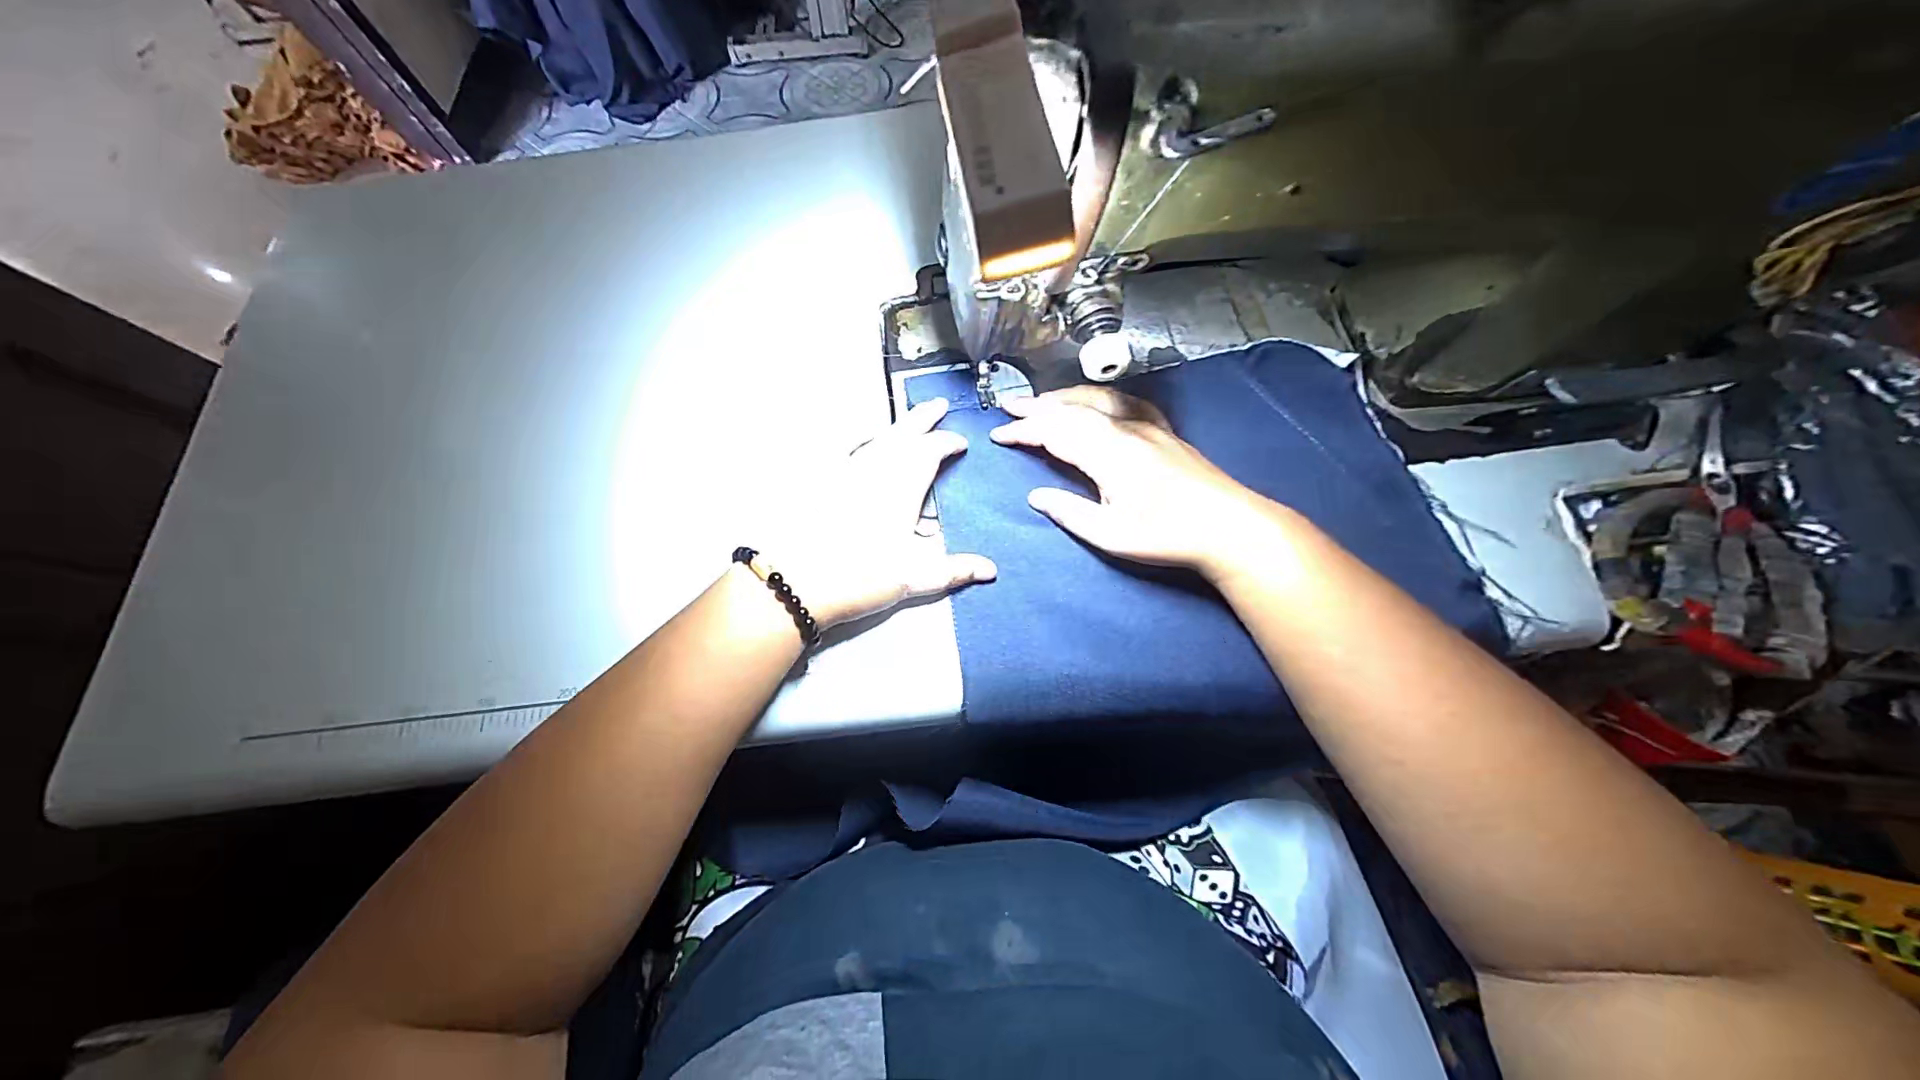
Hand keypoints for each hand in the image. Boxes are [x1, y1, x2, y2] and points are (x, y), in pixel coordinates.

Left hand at [760, 397, 995, 628]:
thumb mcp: (913, 576)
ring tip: (907, 423)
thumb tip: (988, 569)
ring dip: (897, 427)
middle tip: (937, 406)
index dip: (948, 442)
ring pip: (877, 438)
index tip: (960, 443)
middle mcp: (874, 470)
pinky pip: (847, 450)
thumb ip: (953, 569)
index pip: (931, 451)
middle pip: (904, 432)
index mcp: (902, 485)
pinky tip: (862, 443)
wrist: (797, 582)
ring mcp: (845, 473)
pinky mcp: (821, 482)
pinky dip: (861, 440)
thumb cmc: (858, 577)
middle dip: (923, 418)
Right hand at [989, 386, 1293, 580]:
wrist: (1230, 526)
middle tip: (1009, 405)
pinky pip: (1126, 402)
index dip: (1023, 432)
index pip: (1055, 433)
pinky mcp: (1165, 430)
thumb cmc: (1168, 536)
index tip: (999, 435)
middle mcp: (1126, 430)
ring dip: (1065, 397)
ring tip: (1043, 401)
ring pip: (1099, 399)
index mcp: (1109, 454)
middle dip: (1037, 406)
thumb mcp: (1111, 535)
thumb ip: (1070, 512)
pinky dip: (1100, 398)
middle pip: (1073, 409)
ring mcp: (1149, 426)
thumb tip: (1035, 497)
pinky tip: (1097, 402)